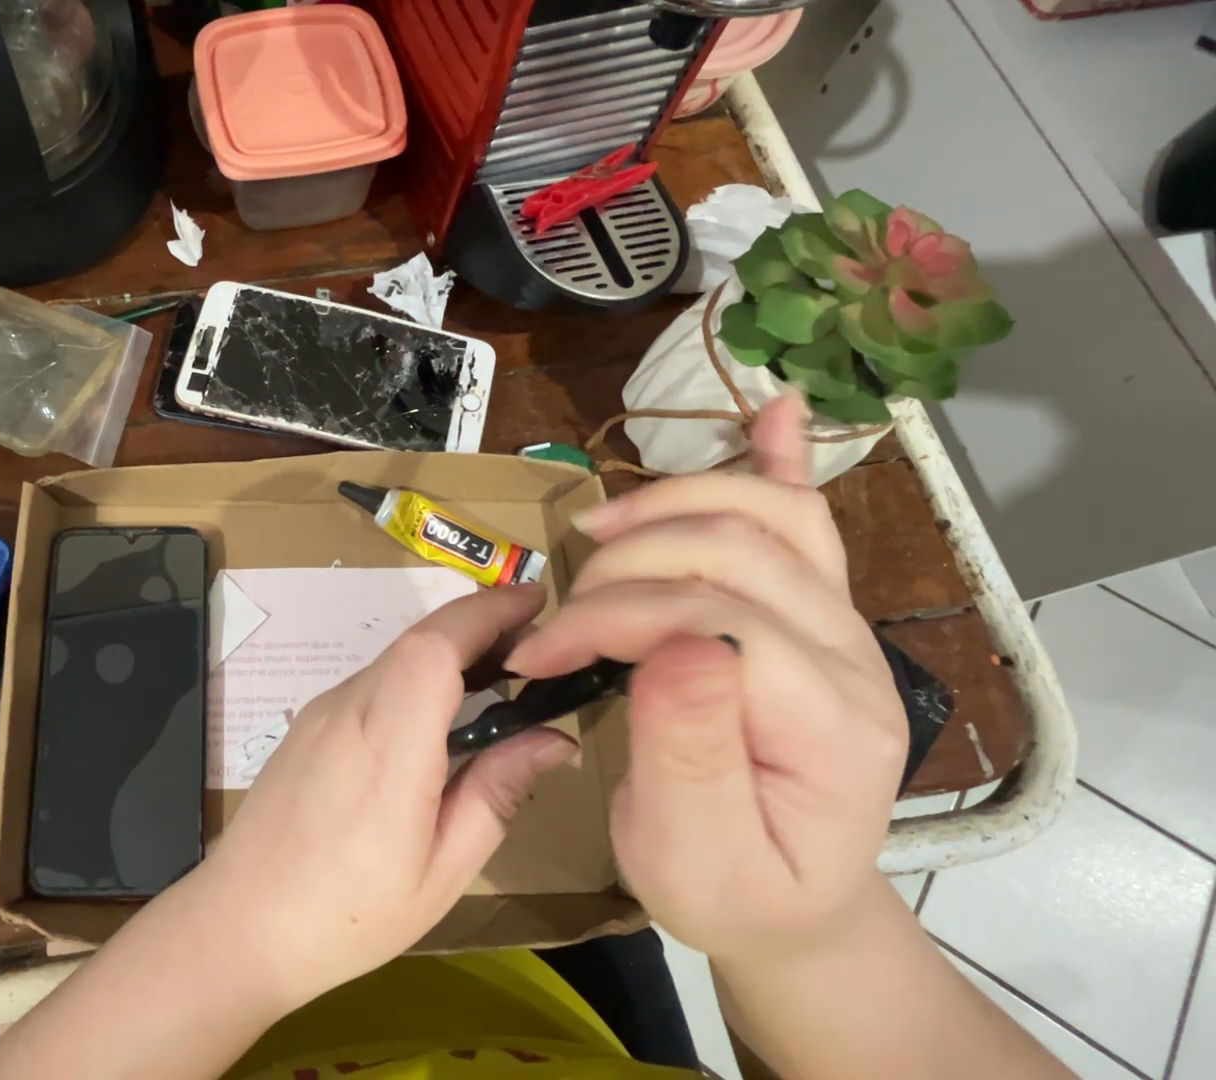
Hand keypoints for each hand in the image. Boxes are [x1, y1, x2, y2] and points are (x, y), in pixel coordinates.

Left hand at [177, 583, 577, 1008]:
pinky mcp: (308, 723)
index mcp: (387, 748)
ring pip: (394, 657)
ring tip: (502, 674)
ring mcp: (321, 712)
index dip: (486, 612)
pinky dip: (417, 675)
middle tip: (537, 644)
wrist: (240, 922)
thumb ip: (496, 793)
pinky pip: (372, 681)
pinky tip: (442, 711)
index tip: (538, 601)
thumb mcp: (441, 871)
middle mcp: (347, 711)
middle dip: (479, 623)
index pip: (434, 647)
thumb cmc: (348, 915)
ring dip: (449, 649)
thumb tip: (554, 737)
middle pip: (417, 641)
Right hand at [505, 395, 907, 962]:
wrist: (792, 899)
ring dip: (670, 503)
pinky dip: (781, 460)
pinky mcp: (818, 610)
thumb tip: (672, 641)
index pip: (709, 619)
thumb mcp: (694, 855)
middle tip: (553, 624)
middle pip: (733, 552)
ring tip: (594, 534)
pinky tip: (774, 409)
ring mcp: (840, 622)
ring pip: (767, 513)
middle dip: (620, 571)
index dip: (607, 620)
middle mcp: (851, 652)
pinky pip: (806, 517)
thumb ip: (690, 753)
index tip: (534, 658)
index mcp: (827, 720)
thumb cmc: (732, 889)